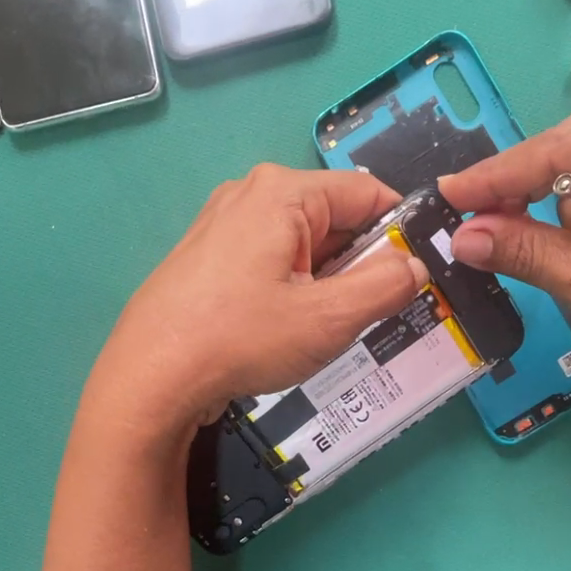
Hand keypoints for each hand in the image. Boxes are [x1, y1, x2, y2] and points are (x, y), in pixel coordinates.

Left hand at [86, 165, 429, 435]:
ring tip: (332, 331)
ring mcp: (222, 227)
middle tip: (375, 315)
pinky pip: (269, 265)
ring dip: (327, 285)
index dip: (401, 231)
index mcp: (283, 192)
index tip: (419, 276)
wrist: (152, 378)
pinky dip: (292, 292)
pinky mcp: (207, 261)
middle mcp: (250, 195)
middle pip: (333, 220)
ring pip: (301, 247)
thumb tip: (417, 266)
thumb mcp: (328, 319)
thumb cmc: (242, 339)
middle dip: (361, 264)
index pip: (368, 192)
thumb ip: (385, 287)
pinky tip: (289, 334)